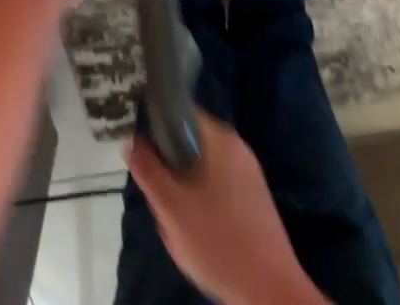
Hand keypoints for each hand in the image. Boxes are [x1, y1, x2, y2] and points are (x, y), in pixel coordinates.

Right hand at [128, 113, 327, 304]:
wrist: (269, 290)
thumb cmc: (218, 241)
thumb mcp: (171, 206)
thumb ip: (148, 170)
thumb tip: (130, 140)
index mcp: (221, 139)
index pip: (180, 112)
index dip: (154, 123)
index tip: (137, 145)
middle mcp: (237, 148)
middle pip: (189, 141)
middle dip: (168, 164)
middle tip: (155, 192)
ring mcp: (247, 172)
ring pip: (199, 166)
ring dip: (181, 186)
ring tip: (172, 214)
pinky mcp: (251, 196)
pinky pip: (215, 184)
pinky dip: (198, 197)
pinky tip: (192, 226)